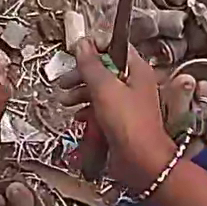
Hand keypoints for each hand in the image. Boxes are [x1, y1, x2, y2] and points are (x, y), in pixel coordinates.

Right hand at [62, 39, 180, 192]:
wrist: (141, 162)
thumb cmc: (128, 123)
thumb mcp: (104, 89)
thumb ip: (91, 65)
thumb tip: (82, 44)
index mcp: (136, 69)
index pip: (115, 46)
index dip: (95, 47)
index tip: (76, 53)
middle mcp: (134, 83)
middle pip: (103, 69)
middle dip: (82, 74)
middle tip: (65, 81)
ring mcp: (127, 103)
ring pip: (100, 90)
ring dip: (81, 93)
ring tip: (66, 101)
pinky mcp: (120, 120)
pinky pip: (101, 109)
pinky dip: (88, 111)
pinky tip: (79, 117)